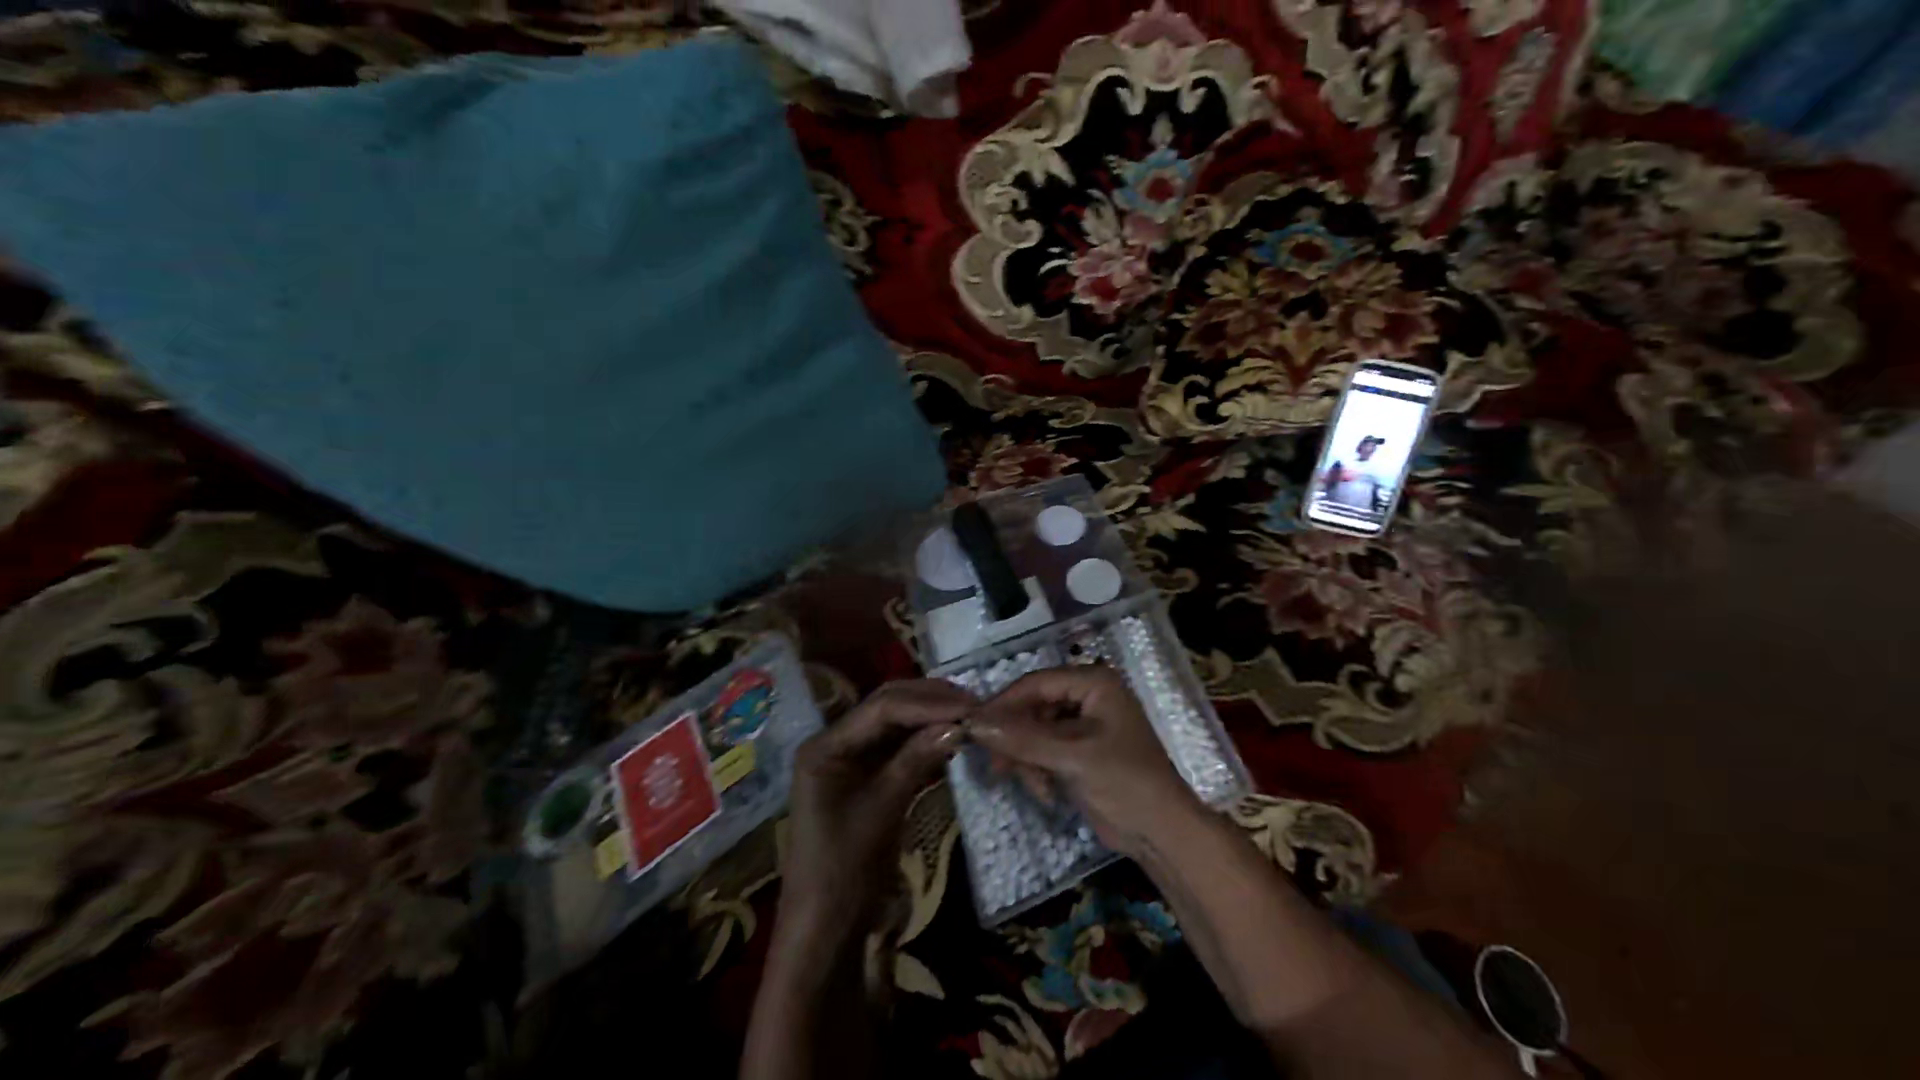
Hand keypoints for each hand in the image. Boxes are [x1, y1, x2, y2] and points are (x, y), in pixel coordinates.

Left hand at [775, 679, 970, 953]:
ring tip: (972, 716)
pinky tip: (955, 740)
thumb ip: (915, 761)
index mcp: (826, 746)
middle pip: (888, 707)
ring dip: (932, 718)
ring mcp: (852, 759)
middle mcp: (836, 742)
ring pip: (897, 725)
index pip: (881, 708)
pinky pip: (900, 749)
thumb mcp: (882, 812)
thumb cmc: (843, 871)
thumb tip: (959, 724)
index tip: (970, 706)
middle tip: (976, 704)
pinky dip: (927, 743)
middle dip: (931, 702)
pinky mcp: (868, 778)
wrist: (826, 928)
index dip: (927, 703)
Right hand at [969, 665, 1201, 857]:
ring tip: (1035, 787)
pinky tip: (1046, 793)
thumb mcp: (1071, 756)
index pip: (1035, 683)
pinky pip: (1043, 751)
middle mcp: (1087, 696)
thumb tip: (973, 724)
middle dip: (1016, 738)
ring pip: (1033, 731)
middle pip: (1032, 707)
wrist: (1160, 833)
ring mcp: (1083, 725)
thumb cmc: (1124, 781)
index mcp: (1094, 683)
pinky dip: (1038, 770)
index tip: (973, 726)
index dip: (1003, 703)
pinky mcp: (1078, 752)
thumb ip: (1022, 738)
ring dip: (1027, 759)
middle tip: (996, 765)